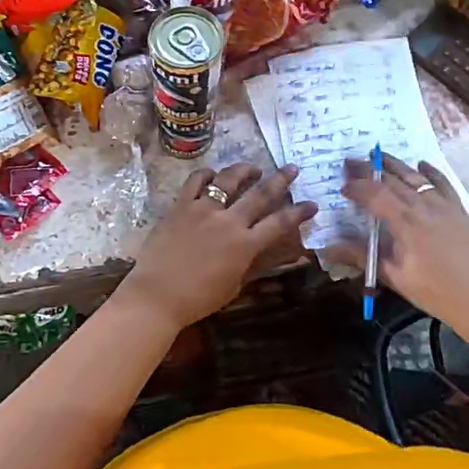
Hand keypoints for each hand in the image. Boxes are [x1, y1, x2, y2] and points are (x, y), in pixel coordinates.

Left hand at [114, 164, 316, 329]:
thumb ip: (250, 263)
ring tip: (254, 168)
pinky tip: (213, 175)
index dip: (299, 213)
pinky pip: (196, 180)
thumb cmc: (198, 299)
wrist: (156, 296)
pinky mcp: (180, 205)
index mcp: (245, 244)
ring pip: (229, 179)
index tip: (312, 203)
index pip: (279, 223)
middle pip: (260, 193)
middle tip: (292, 168)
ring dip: (245, 170)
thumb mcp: (233, 285)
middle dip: (281, 179)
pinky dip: (207, 174)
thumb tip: (265, 250)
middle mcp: (228, 220)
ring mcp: (202, 209)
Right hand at [335, 154, 468, 342]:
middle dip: (369, 170)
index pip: (375, 194)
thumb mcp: (395, 277)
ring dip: (394, 164)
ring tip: (378, 156)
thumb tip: (328, 248)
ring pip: (415, 177)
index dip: (357, 187)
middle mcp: (424, 207)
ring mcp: (444, 206)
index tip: (342, 187)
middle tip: (351, 162)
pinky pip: (443, 184)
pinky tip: (421, 164)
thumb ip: (362, 257)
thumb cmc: (435, 293)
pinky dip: (431, 171)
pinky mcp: (459, 210)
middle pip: (392, 180)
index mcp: (406, 223)